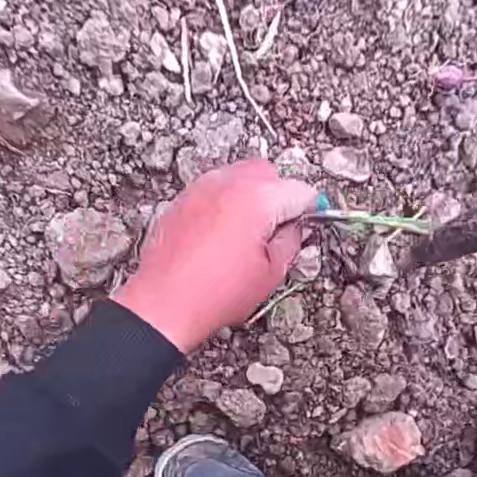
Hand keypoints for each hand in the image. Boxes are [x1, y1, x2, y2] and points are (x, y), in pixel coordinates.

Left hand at [114, 159, 318, 351]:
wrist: (165, 304)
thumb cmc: (216, 293)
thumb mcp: (271, 273)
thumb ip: (291, 242)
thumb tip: (297, 228)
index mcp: (258, 199)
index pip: (300, 190)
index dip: (311, 209)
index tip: (311, 223)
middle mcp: (229, 183)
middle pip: (269, 173)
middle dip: (281, 195)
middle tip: (282, 228)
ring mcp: (202, 187)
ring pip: (240, 174)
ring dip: (254, 194)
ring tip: (252, 231)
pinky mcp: (183, 198)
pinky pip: (215, 186)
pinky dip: (228, 200)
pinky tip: (226, 231)